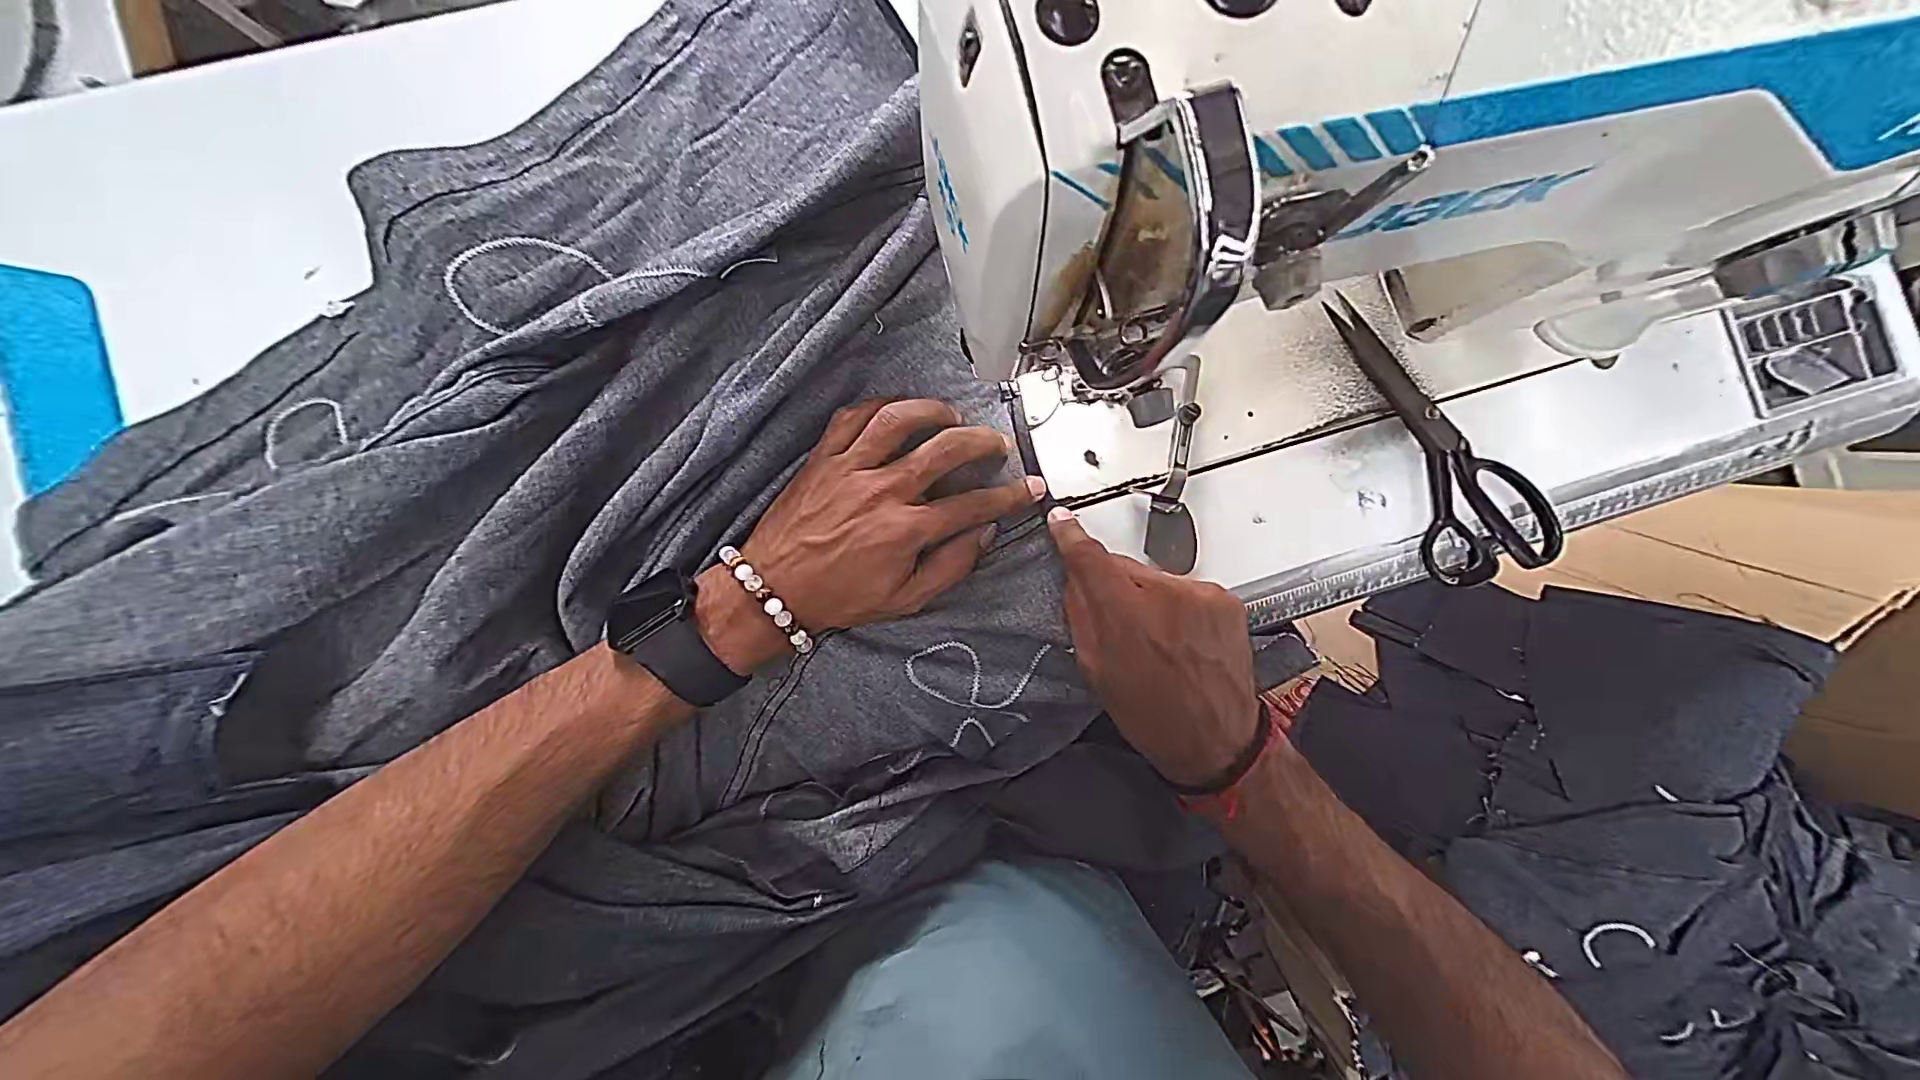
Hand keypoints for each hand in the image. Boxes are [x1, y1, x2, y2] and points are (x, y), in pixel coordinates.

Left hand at [696, 398, 1044, 671]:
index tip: (1028, 488)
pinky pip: (852, 418)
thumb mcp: (904, 599)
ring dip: (932, 410)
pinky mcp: (823, 460)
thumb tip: (982, 535)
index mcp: (904, 530)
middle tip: (995, 444)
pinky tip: (897, 410)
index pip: (972, 504)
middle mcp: (881, 492)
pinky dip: (879, 406)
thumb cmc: (838, 598)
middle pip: (945, 449)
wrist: (775, 591)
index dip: (1009, 495)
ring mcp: (849, 470)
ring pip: (899, 420)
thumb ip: (950, 566)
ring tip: (951, 415)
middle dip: (982, 442)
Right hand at [1047, 506, 1260, 787]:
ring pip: (1154, 575)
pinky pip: (1184, 587)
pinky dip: (1177, 604)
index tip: (1062, 522)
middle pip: (1122, 565)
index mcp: (1124, 616)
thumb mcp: (1096, 669)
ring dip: (1148, 595)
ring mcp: (1199, 595)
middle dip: (1114, 585)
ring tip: (1157, 637)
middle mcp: (1164, 597)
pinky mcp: (1224, 598)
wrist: (1215, 739)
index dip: (1070, 537)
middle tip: (1121, 622)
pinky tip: (1180, 636)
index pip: (1089, 557)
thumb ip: (1080, 616)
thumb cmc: (1155, 715)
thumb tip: (1074, 580)